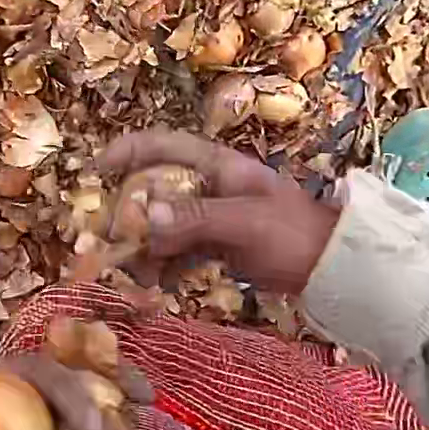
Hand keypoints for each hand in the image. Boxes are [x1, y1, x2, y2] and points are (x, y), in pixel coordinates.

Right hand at [98, 130, 339, 294]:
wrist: (331, 268)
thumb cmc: (292, 233)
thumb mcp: (246, 221)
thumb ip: (196, 217)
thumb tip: (145, 217)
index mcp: (216, 166)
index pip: (163, 145)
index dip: (128, 150)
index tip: (97, 168)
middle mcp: (208, 186)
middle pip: (154, 189)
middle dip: (130, 214)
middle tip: (111, 241)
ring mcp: (211, 216)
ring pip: (163, 224)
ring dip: (145, 247)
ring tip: (134, 273)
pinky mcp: (216, 244)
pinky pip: (179, 250)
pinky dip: (164, 265)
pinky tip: (156, 284)